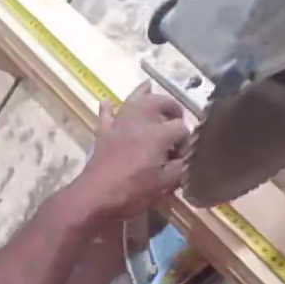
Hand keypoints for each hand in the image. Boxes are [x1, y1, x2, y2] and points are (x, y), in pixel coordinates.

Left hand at [61, 82, 189, 224]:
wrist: (96, 196)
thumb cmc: (133, 191)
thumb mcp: (165, 184)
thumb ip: (181, 168)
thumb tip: (188, 160)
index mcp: (159, 134)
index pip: (181, 128)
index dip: (187, 140)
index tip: (185, 156)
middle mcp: (140, 122)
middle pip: (160, 102)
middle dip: (172, 107)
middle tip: (178, 119)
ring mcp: (120, 125)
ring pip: (133, 100)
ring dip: (143, 93)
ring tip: (150, 87)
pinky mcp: (104, 133)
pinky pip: (106, 115)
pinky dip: (109, 108)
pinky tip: (110, 103)